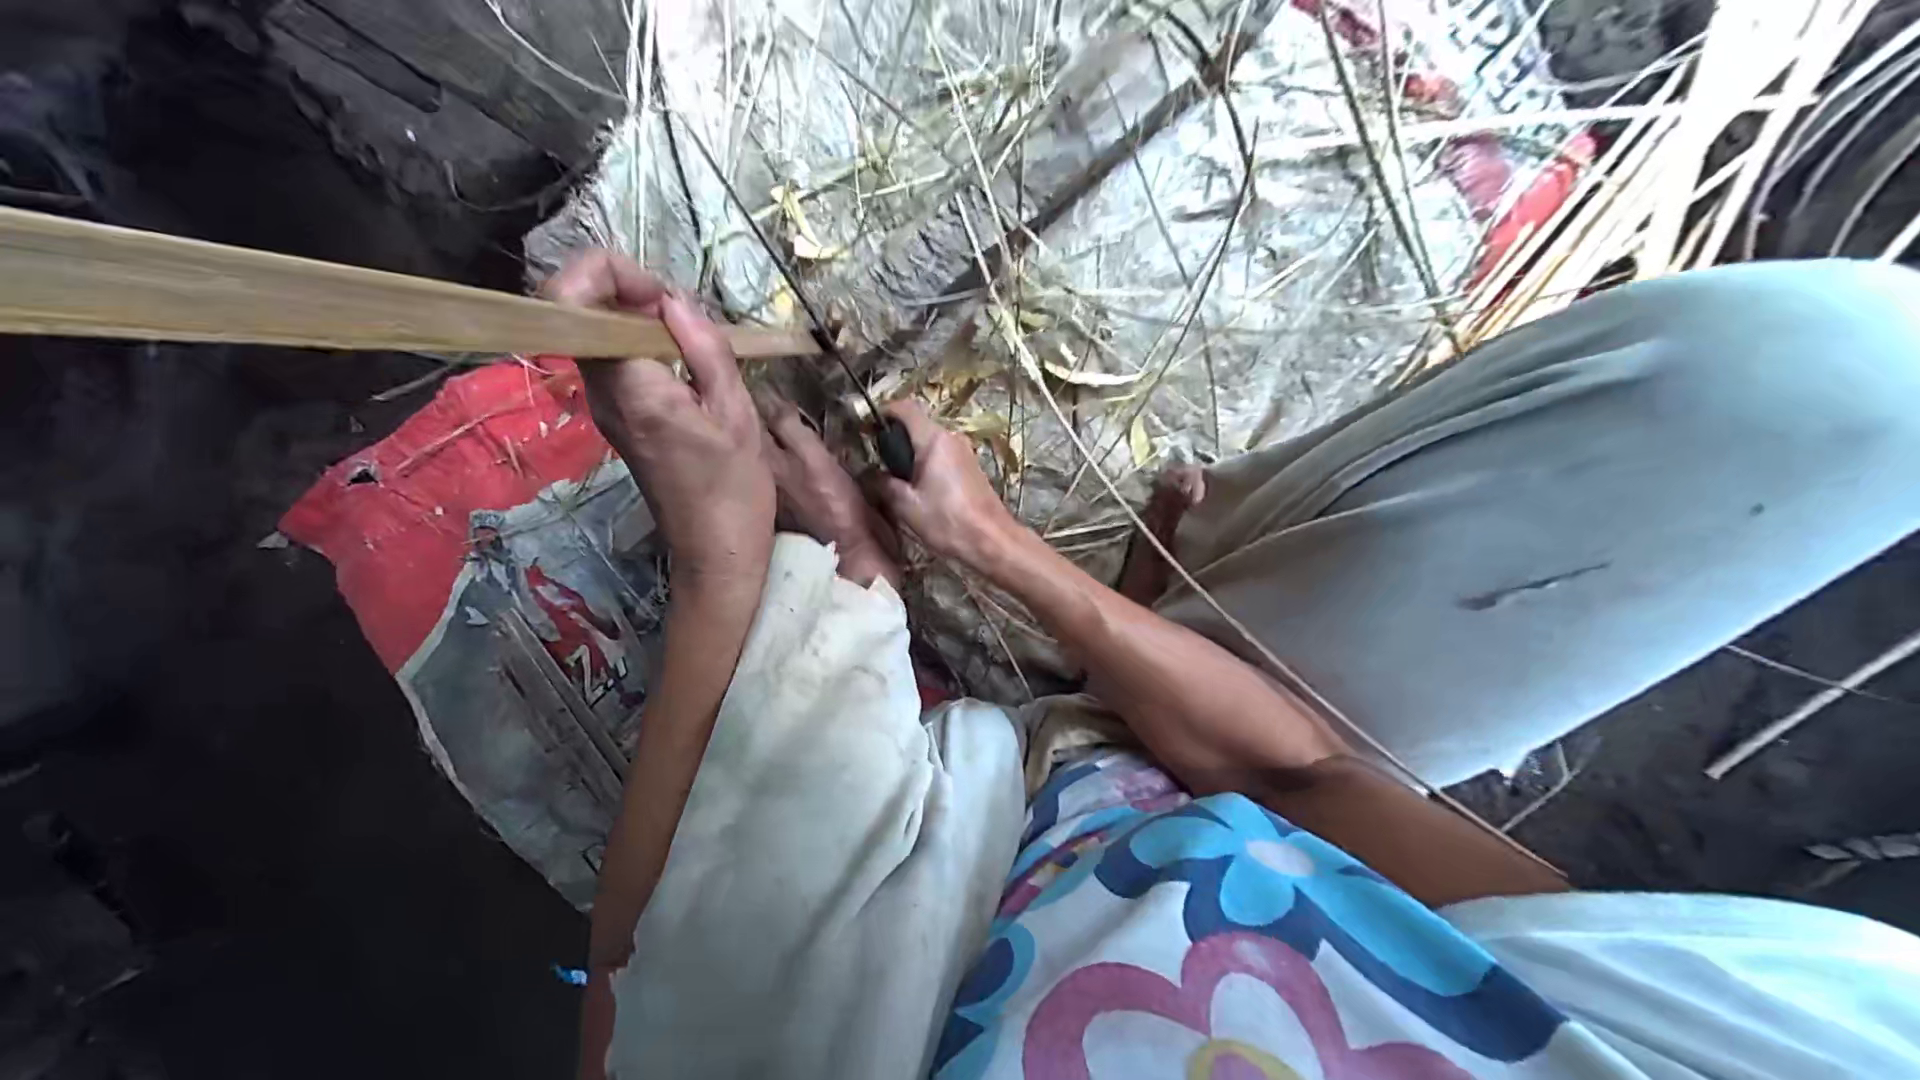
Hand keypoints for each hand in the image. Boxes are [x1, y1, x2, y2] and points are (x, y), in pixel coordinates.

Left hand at [543, 251, 774, 590]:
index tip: (659, 290)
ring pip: (593, 337)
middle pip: (574, 313)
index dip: (603, 272)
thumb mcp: (738, 416)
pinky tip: (684, 362)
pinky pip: (614, 364)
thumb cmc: (736, 490)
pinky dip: (640, 345)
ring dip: (633, 317)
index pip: (568, 302)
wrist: (716, 552)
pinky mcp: (618, 422)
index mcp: (631, 389)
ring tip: (691, 335)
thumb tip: (675, 300)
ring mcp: (604, 410)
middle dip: (622, 290)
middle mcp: (602, 395)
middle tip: (682, 310)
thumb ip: (706, 351)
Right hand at [874, 401, 1020, 569]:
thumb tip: (868, 473)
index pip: (905, 407)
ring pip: (929, 442)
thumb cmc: (947, 521)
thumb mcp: (906, 505)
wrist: (992, 540)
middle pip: (917, 425)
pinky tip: (921, 490)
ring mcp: (964, 451)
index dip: (883, 413)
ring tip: (898, 483)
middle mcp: (951, 438)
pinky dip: (927, 464)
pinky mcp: (970, 466)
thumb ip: (882, 483)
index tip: (868, 431)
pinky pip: (942, 455)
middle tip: (879, 465)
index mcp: (934, 439)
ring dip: (911, 455)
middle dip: (895, 440)